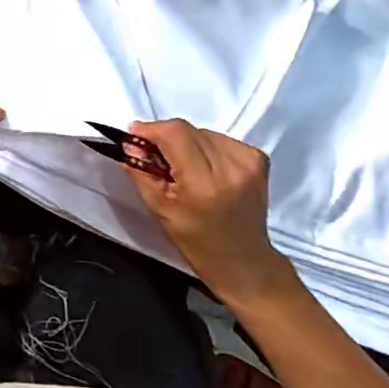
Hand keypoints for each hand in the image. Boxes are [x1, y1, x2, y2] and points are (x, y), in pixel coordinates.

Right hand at [124, 119, 297, 303]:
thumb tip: (130, 145)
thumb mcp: (159, 208)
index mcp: (203, 183)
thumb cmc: (195, 240)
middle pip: (188, 129)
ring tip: (179, 163)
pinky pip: (221, 139)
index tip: (134, 134)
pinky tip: (201, 165)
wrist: (242, 258)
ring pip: (203, 132)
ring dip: (184, 141)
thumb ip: (142, 173)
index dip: (151, 129)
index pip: (175, 134)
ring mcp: (248, 161)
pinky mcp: (258, 159)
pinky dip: (204, 146)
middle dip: (164, 136)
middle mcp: (230, 166)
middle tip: (151, 153)